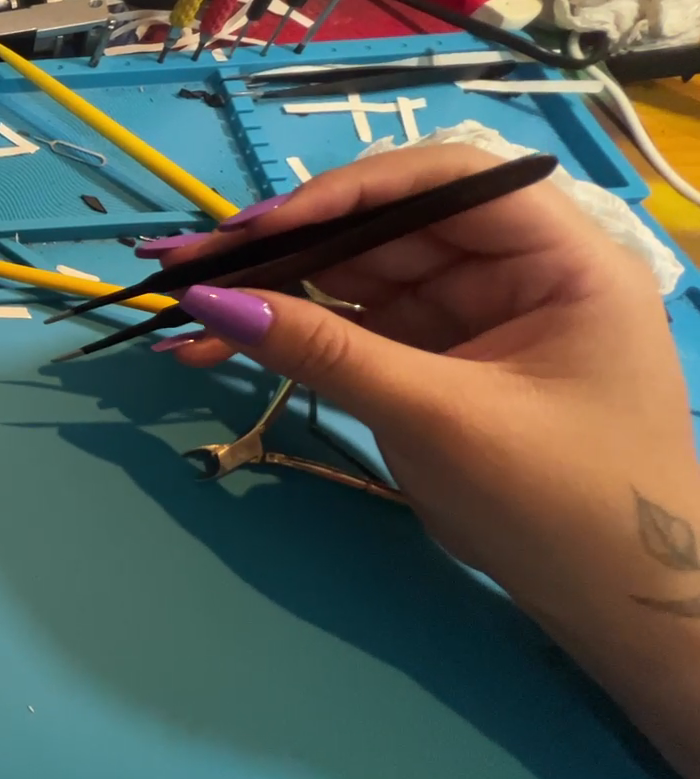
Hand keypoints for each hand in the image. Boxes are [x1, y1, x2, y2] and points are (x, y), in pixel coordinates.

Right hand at [144, 144, 697, 601]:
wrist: (601, 595)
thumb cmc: (560, 499)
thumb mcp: (434, 415)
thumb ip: (320, 350)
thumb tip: (206, 300)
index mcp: (556, 260)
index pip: (445, 183)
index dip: (345, 192)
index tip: (258, 228)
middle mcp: (498, 270)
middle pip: (369, 230)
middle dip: (274, 248)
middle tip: (184, 265)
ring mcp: (448, 312)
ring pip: (333, 279)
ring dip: (255, 294)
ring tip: (178, 309)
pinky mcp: (407, 352)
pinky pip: (324, 328)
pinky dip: (268, 335)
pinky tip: (207, 348)